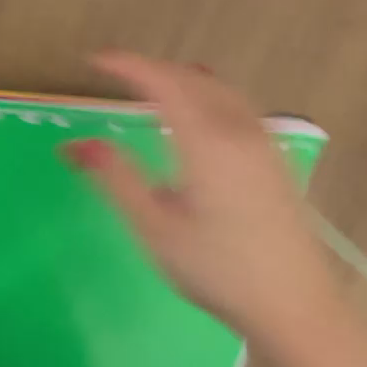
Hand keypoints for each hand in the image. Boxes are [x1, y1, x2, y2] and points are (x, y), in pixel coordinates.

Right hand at [66, 52, 342, 345]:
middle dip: (153, 69)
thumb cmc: (215, 269)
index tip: (94, 61)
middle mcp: (240, 130)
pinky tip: (196, 122)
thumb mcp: (154, 226)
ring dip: (183, 81)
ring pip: (220, 91)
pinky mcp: (276, 162)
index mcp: (207, 140)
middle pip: (194, 79)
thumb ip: (115, 178)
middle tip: (116, 76)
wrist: (293, 305)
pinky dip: (206, 97)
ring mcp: (264, 144)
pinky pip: (236, 107)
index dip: (127, 66)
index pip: (163, 82)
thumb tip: (73, 145)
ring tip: (151, 91)